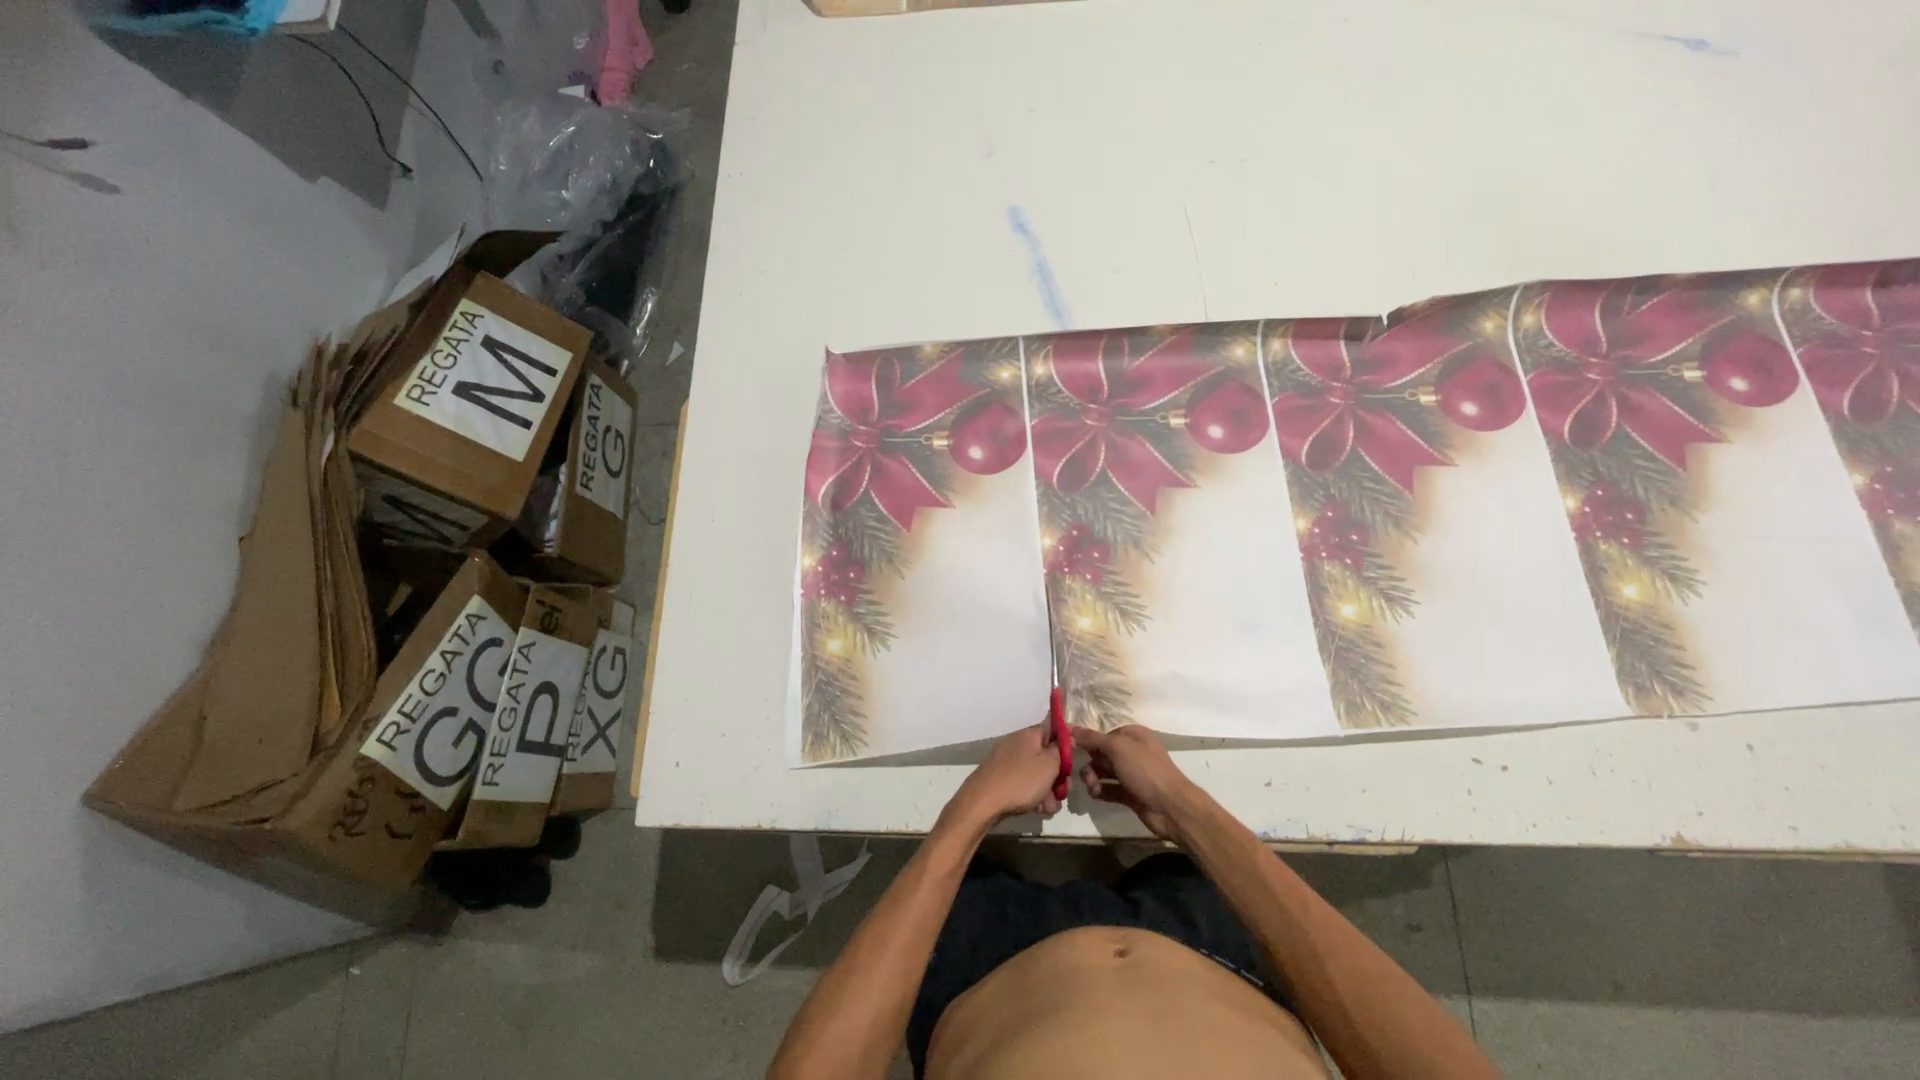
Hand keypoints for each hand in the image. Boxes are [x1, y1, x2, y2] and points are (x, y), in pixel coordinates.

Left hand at [944, 724, 1063, 830]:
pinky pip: (1021, 783)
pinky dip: (1030, 795)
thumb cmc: (1021, 780)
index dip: (1065, 749)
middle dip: (1056, 777)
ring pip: (1034, 774)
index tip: (1071, 766)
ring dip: (1046, 791)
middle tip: (1061, 794)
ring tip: (1048, 808)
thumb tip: (1067, 736)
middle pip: (1045, 757)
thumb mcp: (1049, 764)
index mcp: (1029, 735)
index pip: (1053, 733)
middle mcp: (1017, 744)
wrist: (983, 802)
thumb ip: (1061, 750)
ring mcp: (1006, 761)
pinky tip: (1035, 809)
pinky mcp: (999, 778)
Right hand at [1074, 724, 1200, 841]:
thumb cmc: (1145, 770)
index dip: (1089, 739)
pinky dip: (1100, 790)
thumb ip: (1093, 738)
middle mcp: (1133, 753)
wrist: (1169, 807)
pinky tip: (1096, 794)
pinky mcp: (1129, 794)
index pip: (1105, 733)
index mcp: (1134, 736)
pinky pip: (1108, 789)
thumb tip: (1071, 727)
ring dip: (1093, 777)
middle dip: (1090, 761)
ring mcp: (1132, 774)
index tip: (1073, 746)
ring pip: (1104, 772)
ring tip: (1092, 785)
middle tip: (1086, 772)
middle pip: (1102, 753)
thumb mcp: (1118, 748)